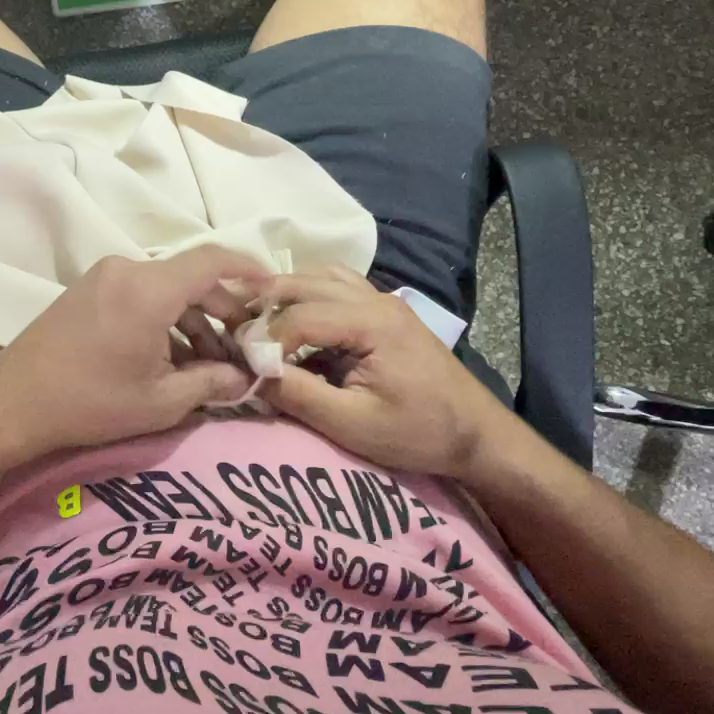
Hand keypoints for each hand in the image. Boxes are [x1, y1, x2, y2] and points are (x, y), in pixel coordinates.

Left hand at [0, 246, 270, 461]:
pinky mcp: (88, 290)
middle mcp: (127, 270)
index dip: (250, 269)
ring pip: (165, 288)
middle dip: (222, 310)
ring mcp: (103, 277)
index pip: (213, 260)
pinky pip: (140, 293)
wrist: (14, 401)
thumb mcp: (160, 402)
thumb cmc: (90, 402)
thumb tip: (245, 377)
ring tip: (208, 364)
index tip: (274, 288)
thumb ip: (210, 383)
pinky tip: (171, 357)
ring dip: (192, 319)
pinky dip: (163, 318)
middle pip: (191, 278)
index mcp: (149, 289)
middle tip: (243, 348)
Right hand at [261, 268, 517, 479]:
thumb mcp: (352, 425)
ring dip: (283, 295)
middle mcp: (376, 299)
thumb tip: (248, 373)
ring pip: (317, 277)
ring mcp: (382, 300)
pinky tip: (293, 319)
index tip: (243, 364)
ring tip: (257, 323)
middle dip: (263, 305)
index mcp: (372, 323)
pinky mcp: (384, 310)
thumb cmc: (418, 434)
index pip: (299, 316)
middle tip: (234, 333)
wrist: (478, 436)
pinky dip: (306, 294)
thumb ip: (297, 395)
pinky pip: (335, 285)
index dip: (264, 339)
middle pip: (303, 283)